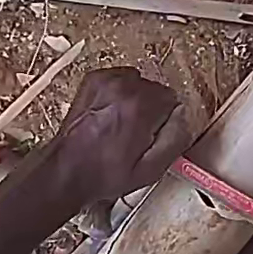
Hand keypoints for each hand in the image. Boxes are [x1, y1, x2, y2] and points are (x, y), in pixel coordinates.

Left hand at [48, 68, 190, 203]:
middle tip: (138, 134)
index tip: (155, 135)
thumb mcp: (150, 169)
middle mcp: (123, 87)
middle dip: (152, 110)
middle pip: (156, 90)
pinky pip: (121, 80)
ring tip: (123, 124)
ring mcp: (106, 81)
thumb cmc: (104, 172)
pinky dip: (120, 94)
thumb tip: (185, 121)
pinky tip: (112, 114)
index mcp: (140, 107)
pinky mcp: (94, 80)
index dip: (166, 120)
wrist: (67, 170)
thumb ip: (175, 140)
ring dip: (136, 101)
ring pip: (139, 84)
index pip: (173, 100)